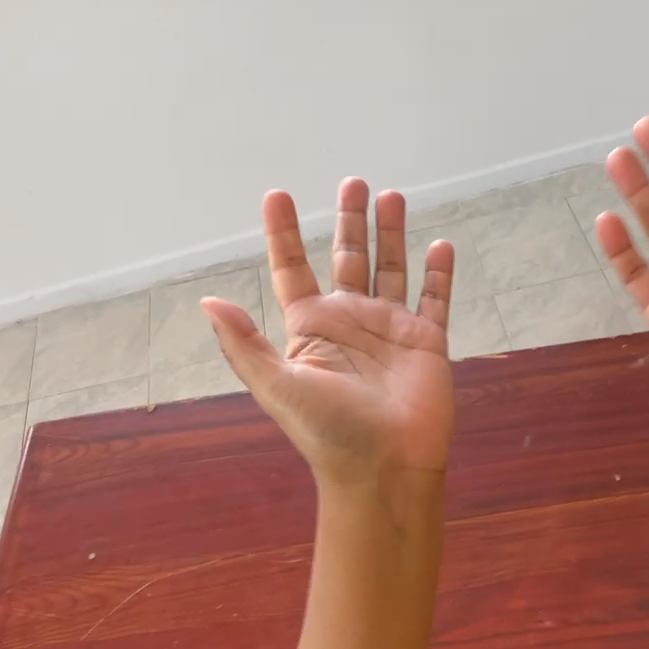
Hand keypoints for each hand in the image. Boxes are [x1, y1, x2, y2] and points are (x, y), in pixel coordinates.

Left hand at [201, 179, 456, 483]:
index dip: (283, 233)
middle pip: (348, 257)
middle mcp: (350, 321)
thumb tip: (207, 302)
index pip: (293, 268)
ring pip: (392, 268)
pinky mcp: (427, 340)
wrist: (384, 467)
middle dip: (350, 219)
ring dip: (392, 233)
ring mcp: (390, 328)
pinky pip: (434, 298)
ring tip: (392, 195)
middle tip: (353, 181)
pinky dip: (439, 272)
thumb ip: (245, 343)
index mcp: (311, 328)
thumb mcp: (277, 386)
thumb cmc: (327, 430)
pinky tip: (441, 244)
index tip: (277, 195)